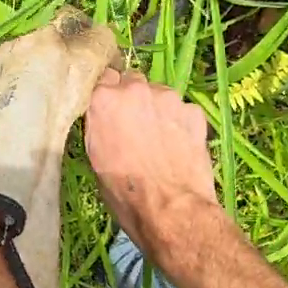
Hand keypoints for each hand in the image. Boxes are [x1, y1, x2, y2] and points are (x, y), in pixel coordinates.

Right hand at [84, 70, 223, 254]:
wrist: (172, 210)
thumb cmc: (123, 190)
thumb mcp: (95, 155)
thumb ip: (98, 123)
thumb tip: (103, 116)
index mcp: (104, 99)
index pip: (103, 78)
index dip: (106, 94)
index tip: (108, 108)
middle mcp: (135, 90)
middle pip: (132, 81)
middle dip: (132, 98)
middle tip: (133, 124)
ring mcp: (168, 98)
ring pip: (159, 93)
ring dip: (156, 108)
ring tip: (159, 138)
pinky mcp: (193, 112)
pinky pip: (182, 109)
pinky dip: (179, 121)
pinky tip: (178, 144)